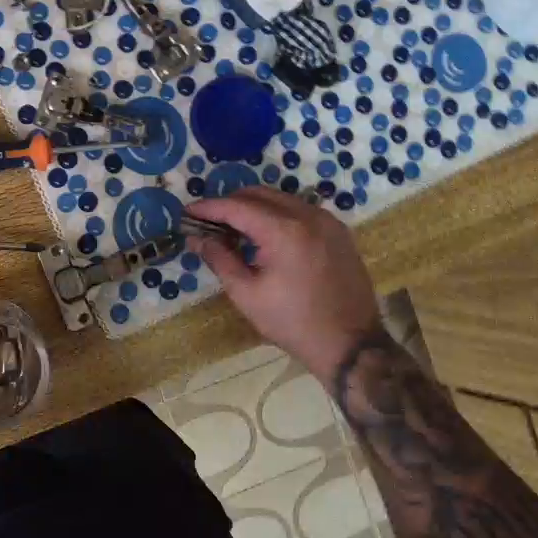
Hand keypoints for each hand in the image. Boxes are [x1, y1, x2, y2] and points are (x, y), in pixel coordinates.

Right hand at [187, 186, 380, 373]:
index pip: (237, 207)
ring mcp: (327, 221)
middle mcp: (308, 215)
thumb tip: (197, 239)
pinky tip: (265, 237)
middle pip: (259, 194)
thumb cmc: (292, 322)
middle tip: (208, 222)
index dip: (208, 207)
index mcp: (284, 231)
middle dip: (230, 204)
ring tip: (233, 230)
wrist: (350, 343)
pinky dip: (276, 215)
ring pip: (281, 199)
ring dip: (253, 208)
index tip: (187, 212)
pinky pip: (300, 210)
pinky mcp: (338, 232)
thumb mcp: (246, 294)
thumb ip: (220, 259)